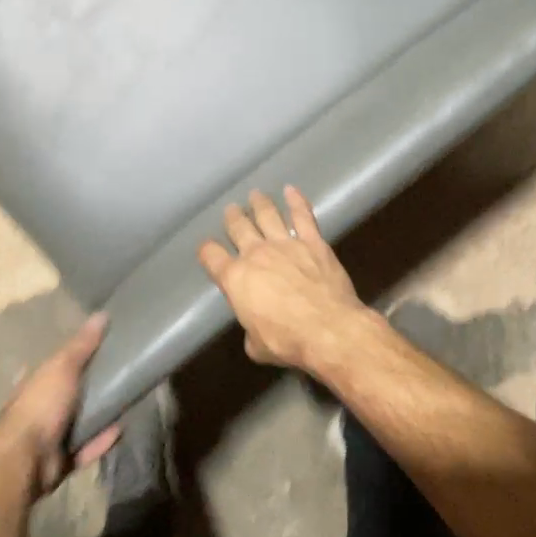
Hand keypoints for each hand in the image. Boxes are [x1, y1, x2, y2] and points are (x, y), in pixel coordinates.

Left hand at [0, 313, 120, 497]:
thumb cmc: (41, 405)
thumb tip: (101, 314)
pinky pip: (86, 448)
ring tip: (126, 402)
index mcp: (35, 383)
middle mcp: (40, 408)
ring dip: (99, 416)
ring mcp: (48, 436)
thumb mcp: (62, 367)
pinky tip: (120, 430)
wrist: (26, 458)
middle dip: (90, 389)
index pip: (54, 366)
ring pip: (78, 423)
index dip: (73, 358)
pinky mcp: (60, 460)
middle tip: (121, 376)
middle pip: (69, 395)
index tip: (100, 350)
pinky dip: (101, 441)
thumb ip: (81, 345)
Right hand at [197, 186, 373, 371]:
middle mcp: (256, 254)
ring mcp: (286, 245)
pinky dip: (296, 201)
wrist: (328, 329)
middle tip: (231, 210)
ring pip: (268, 215)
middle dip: (233, 218)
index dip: (207, 252)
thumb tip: (256, 330)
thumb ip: (251, 331)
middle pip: (239, 228)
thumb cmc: (287, 341)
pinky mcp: (313, 243)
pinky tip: (292, 191)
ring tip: (255, 195)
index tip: (207, 249)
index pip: (212, 257)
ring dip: (260, 204)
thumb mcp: (257, 345)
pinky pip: (302, 216)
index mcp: (236, 279)